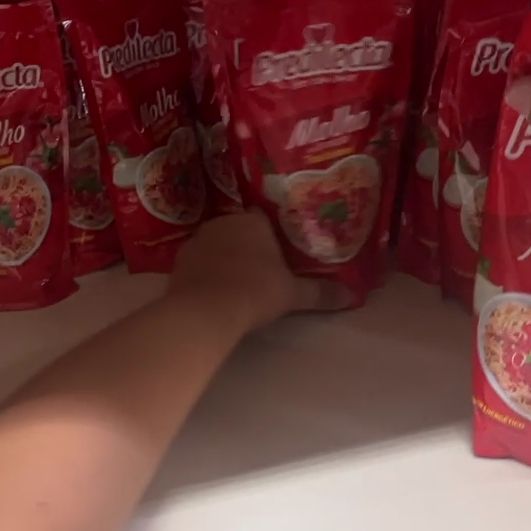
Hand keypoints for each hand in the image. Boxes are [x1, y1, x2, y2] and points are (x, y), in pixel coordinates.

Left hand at [166, 210, 355, 330]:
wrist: (206, 310)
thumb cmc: (256, 292)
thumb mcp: (292, 295)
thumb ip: (319, 293)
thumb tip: (352, 297)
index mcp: (253, 221)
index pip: (263, 220)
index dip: (270, 238)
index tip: (276, 256)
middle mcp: (223, 222)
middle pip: (238, 231)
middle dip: (245, 248)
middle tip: (257, 272)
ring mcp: (197, 241)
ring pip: (215, 246)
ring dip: (222, 260)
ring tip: (234, 284)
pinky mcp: (178, 262)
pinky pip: (197, 264)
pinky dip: (204, 275)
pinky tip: (212, 293)